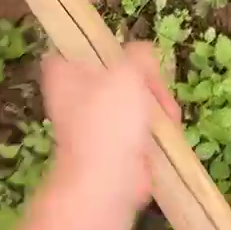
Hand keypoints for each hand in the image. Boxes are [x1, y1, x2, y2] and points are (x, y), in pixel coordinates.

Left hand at [40, 42, 179, 210]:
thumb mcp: (128, 73)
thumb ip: (138, 54)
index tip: (126, 53)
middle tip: (158, 90)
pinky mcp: (113, 145)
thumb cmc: (108, 121)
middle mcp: (73, 96)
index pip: (74, 47)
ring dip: (155, 107)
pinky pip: (138, 127)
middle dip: (145, 82)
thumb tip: (146, 51)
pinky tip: (167, 133)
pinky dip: (154, 130)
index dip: (101, 47)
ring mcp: (93, 123)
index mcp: (63, 72)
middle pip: (115, 74)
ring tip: (168, 117)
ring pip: (131, 101)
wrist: (107, 182)